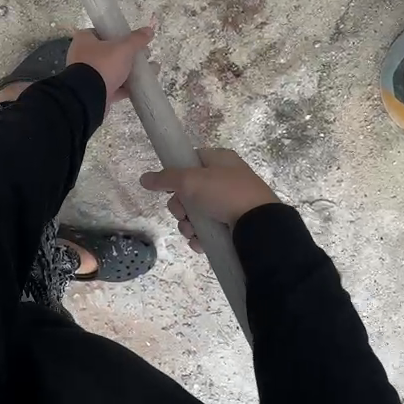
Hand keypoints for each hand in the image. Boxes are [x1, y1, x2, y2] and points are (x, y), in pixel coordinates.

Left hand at [65, 26, 154, 104]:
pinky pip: (113, 86)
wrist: (88, 97)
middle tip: (146, 55)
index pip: (102, 32)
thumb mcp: (123, 49)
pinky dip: (127, 86)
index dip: (119, 34)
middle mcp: (83, 56)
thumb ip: (136, 39)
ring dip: (131, 71)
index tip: (134, 40)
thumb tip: (149, 30)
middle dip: (129, 54)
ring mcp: (87, 75)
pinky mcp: (94, 91)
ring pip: (112, 70)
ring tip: (152, 69)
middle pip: (110, 52)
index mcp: (84, 40)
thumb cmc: (103, 64)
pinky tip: (143, 85)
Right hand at [139, 148, 279, 252]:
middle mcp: (226, 179)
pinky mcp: (234, 226)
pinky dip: (201, 237)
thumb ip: (164, 179)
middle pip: (189, 191)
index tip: (170, 188)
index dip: (177, 174)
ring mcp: (231, 204)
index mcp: (220, 160)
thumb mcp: (189, 180)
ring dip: (188, 224)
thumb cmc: (224, 193)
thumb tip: (143, 178)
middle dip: (180, 207)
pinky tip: (201, 243)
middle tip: (183, 213)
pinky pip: (209, 230)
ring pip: (197, 213)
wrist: (260, 226)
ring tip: (193, 232)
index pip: (190, 161)